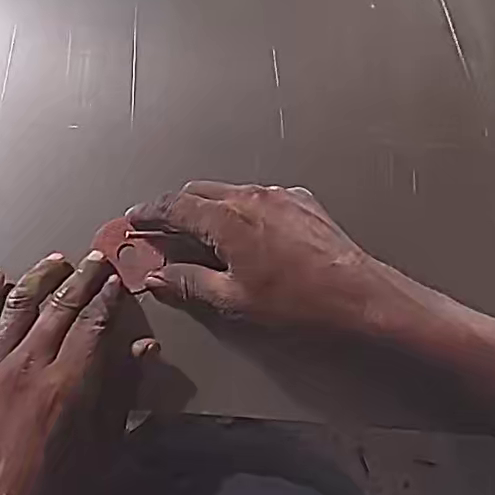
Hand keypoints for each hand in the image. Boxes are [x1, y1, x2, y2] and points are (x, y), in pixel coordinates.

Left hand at [0, 252, 155, 494]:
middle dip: (83, 277)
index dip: (109, 297)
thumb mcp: (104, 445)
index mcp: (67, 384)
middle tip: (98, 258)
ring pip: (19, 305)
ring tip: (59, 260)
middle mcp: (30, 366)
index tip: (118, 278)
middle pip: (61, 306)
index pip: (94, 322)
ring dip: (41, 277)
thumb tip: (146, 346)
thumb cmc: (58, 492)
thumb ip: (123, 389)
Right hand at [128, 181, 428, 338]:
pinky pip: (258, 196)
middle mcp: (249, 197)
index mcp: (226, 219)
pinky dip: (241, 208)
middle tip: (162, 229)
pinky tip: (247, 233)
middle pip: (198, 192)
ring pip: (228, 192)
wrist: (359, 296)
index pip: (174, 205)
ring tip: (203, 233)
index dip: (149, 212)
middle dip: (176, 207)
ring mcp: (277, 194)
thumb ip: (189, 282)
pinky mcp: (300, 200)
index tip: (135, 219)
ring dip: (209, 207)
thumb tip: (157, 276)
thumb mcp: (233, 301)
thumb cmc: (298, 303)